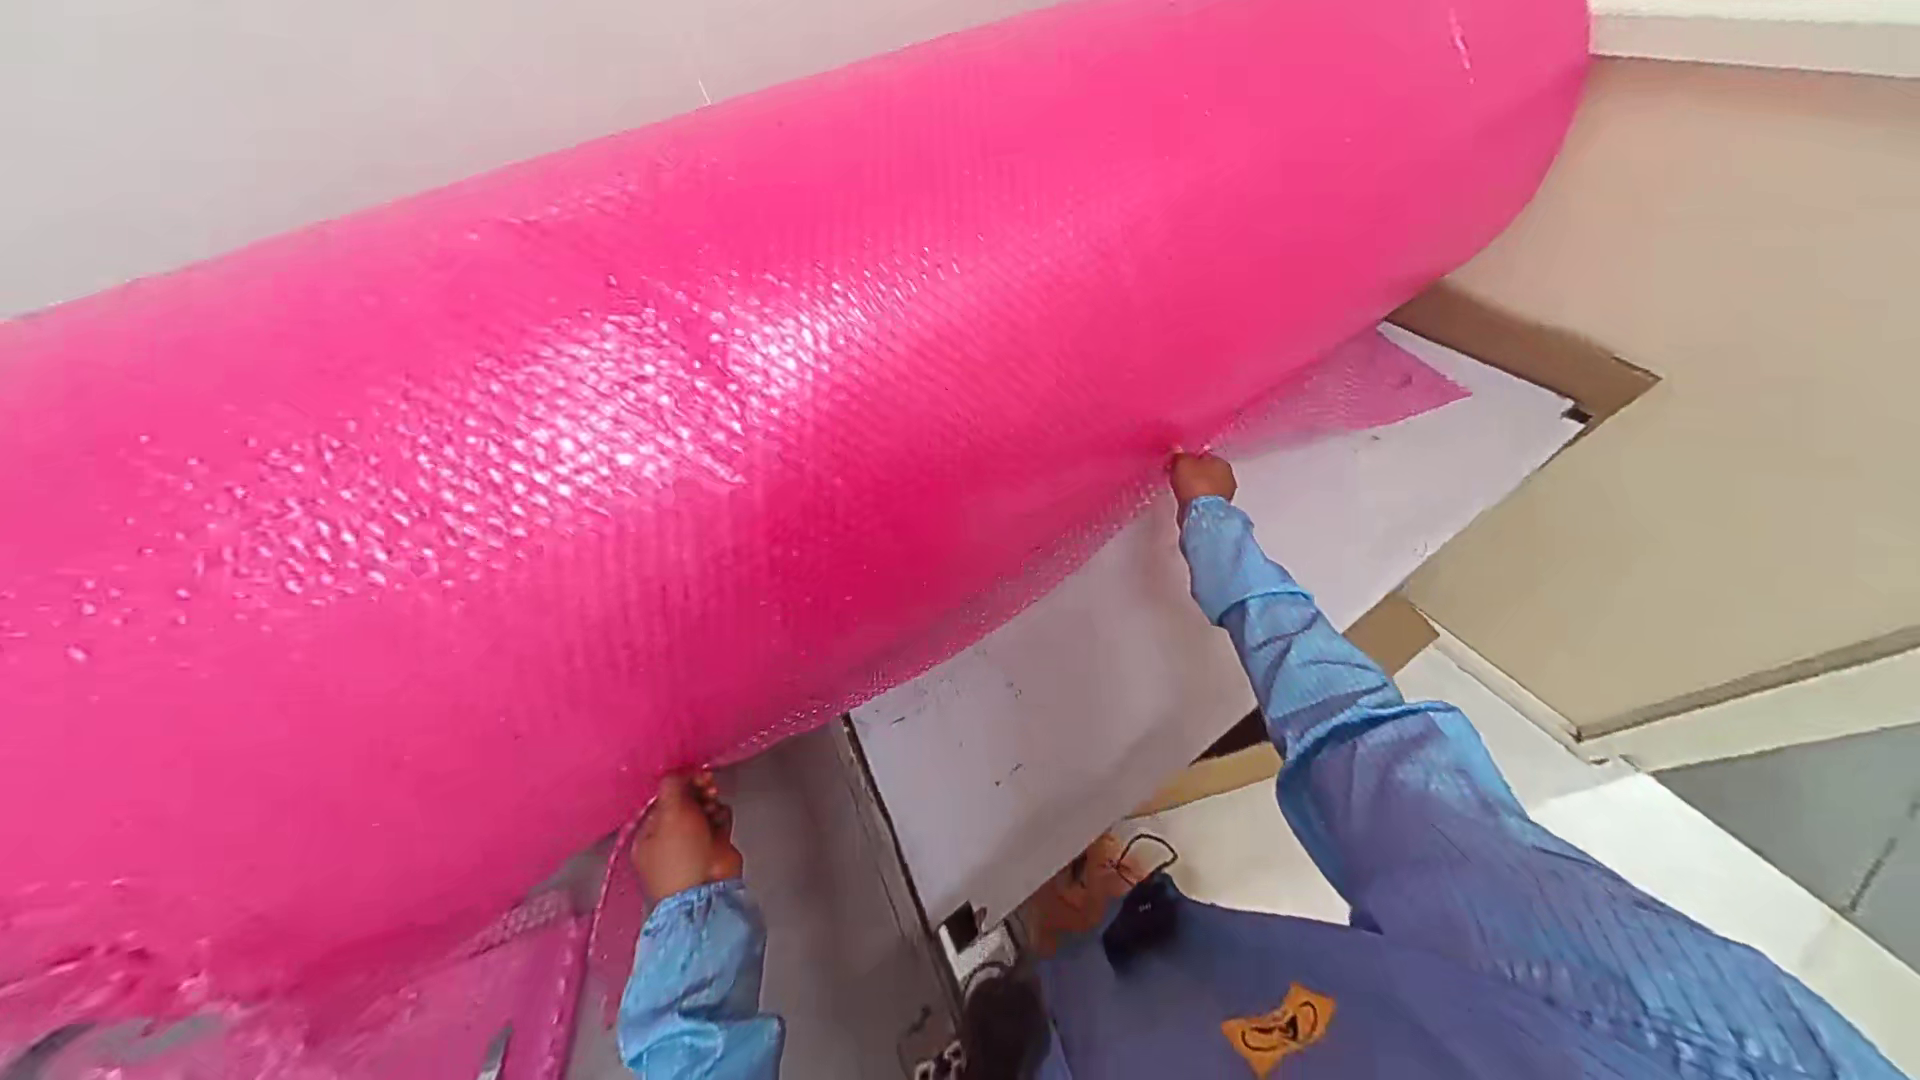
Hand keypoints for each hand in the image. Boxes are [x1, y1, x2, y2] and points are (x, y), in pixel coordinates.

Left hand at [632, 771, 743, 901]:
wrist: (706, 889)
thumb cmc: (681, 852)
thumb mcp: (670, 813)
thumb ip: (673, 786)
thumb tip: (678, 772)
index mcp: (649, 832)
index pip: (665, 797)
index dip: (681, 783)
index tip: (694, 776)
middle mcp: (670, 836)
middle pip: (686, 801)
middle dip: (698, 790)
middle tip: (708, 786)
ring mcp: (693, 841)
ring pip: (704, 806)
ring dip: (711, 802)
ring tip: (713, 806)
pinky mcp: (715, 844)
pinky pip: (719, 818)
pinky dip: (722, 816)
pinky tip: (721, 820)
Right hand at [1169, 452, 1235, 521]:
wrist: (1200, 512)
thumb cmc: (1193, 483)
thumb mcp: (1181, 462)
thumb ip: (1179, 455)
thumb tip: (1178, 453)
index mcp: (1222, 461)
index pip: (1205, 455)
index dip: (1190, 459)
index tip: (1179, 464)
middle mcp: (1228, 476)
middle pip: (1208, 471)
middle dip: (1195, 473)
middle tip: (1180, 477)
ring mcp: (1226, 494)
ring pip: (1208, 485)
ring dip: (1197, 487)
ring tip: (1183, 490)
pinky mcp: (1219, 508)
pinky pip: (1206, 498)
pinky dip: (1198, 499)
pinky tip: (1188, 500)